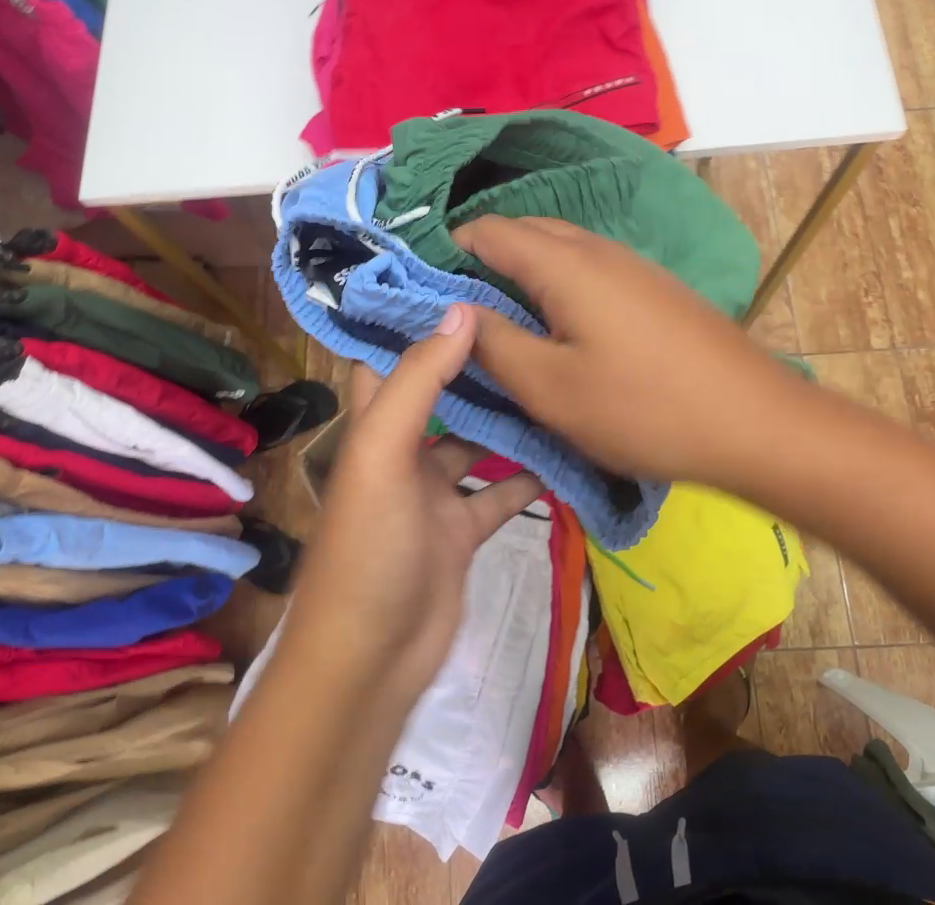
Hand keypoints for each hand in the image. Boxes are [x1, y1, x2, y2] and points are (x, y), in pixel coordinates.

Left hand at [286, 303, 542, 697]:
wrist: (372, 657)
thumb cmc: (368, 550)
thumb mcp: (382, 457)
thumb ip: (417, 385)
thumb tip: (460, 312)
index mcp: (371, 428)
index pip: (388, 357)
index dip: (416, 318)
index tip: (467, 278)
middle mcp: (400, 453)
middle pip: (440, 395)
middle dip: (476, 362)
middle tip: (531, 319)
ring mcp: (432, 494)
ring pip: (475, 442)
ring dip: (508, 418)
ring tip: (557, 377)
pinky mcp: (462, 531)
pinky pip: (500, 493)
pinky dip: (528, 476)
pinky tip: (565, 452)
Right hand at [453, 215, 798, 485]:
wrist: (755, 423)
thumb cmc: (643, 409)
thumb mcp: (550, 388)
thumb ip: (493, 344)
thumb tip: (454, 310)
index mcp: (565, 263)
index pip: (487, 230)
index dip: (446, 252)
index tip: (420, 292)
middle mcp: (599, 249)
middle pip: (525, 233)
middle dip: (483, 262)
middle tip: (456, 314)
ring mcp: (634, 267)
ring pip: (560, 253)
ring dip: (522, 277)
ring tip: (500, 327)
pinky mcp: (655, 292)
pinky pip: (590, 273)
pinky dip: (558, 290)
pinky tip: (557, 333)